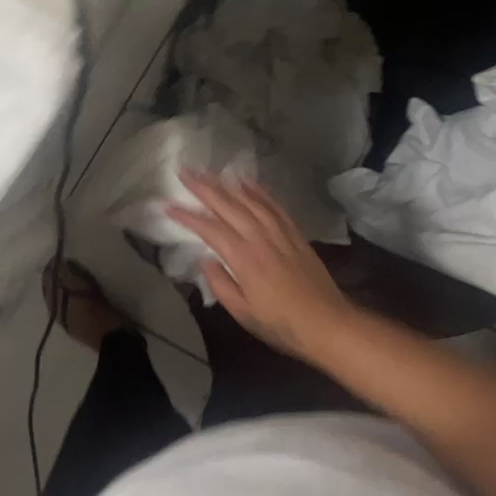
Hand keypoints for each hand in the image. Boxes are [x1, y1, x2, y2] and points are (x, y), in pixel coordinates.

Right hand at [167, 170, 357, 358]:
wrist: (327, 323)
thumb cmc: (281, 324)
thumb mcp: (242, 312)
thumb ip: (220, 284)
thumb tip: (205, 260)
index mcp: (244, 259)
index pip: (210, 229)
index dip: (188, 216)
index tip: (168, 205)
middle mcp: (261, 238)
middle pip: (229, 206)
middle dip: (204, 188)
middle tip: (185, 172)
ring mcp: (280, 233)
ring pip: (250, 200)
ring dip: (228, 184)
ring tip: (209, 172)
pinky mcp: (295, 234)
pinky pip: (274, 206)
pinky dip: (259, 191)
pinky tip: (247, 182)